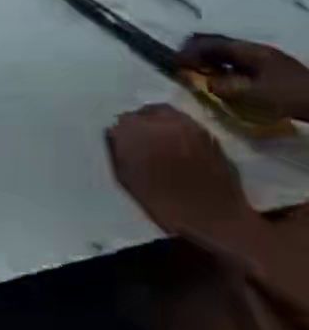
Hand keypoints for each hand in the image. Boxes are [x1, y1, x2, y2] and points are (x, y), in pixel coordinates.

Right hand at [106, 104, 261, 251]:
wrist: (213, 219)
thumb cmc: (159, 198)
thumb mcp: (123, 172)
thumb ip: (117, 147)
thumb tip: (114, 132)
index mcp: (136, 131)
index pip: (121, 118)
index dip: (120, 129)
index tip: (119, 139)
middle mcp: (166, 125)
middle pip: (149, 111)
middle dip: (141, 120)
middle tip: (138, 136)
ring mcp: (194, 132)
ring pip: (172, 115)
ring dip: (162, 123)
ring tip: (160, 140)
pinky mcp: (214, 142)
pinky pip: (191, 127)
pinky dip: (181, 132)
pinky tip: (179, 147)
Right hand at [176, 33, 308, 121]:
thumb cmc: (292, 96)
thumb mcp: (253, 93)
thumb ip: (221, 86)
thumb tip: (202, 82)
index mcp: (250, 51)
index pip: (208, 43)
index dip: (187, 52)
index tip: (174, 64)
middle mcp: (256, 51)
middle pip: (216, 46)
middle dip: (196, 54)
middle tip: (182, 67)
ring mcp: (267, 61)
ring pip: (227, 55)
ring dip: (210, 62)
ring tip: (199, 75)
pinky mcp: (273, 72)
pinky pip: (238, 65)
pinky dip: (224, 70)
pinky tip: (223, 81)